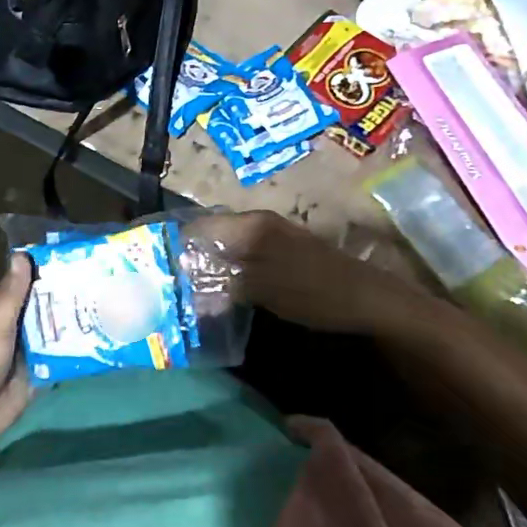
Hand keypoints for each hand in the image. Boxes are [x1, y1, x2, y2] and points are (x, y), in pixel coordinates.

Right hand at [186, 211, 427, 335]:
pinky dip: (227, 278)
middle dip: (190, 260)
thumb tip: (186, 289)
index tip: (158, 269)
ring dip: (208, 272)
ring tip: (188, 295)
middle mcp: (258, 225)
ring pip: (226, 252)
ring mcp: (271, 241)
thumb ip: (222, 284)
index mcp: (252, 224)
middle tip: (170, 287)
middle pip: (211, 238)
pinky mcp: (279, 259)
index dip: (177, 246)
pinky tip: (220, 299)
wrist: (368, 302)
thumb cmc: (314, 290)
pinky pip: (241, 263)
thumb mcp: (263, 288)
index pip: (200, 226)